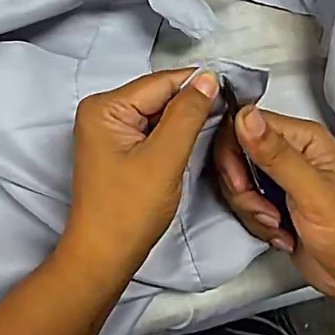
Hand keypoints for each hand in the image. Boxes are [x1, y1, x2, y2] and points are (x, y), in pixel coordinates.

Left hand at [62, 68, 220, 280]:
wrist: (104, 255)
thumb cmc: (128, 211)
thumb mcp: (164, 158)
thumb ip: (187, 115)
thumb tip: (208, 80)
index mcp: (104, 107)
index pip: (160, 82)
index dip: (197, 83)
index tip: (233, 86)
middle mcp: (101, 111)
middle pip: (157, 95)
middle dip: (191, 102)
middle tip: (230, 107)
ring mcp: (107, 129)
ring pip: (157, 112)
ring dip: (184, 118)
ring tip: (217, 122)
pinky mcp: (116, 146)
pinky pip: (150, 129)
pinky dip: (172, 133)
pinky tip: (192, 138)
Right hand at [212, 106, 334, 304]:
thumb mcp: (315, 194)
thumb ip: (277, 155)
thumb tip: (246, 117)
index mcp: (304, 137)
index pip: (245, 124)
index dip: (234, 152)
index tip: (241, 182)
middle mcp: (290, 151)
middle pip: (235, 153)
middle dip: (242, 188)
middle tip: (263, 209)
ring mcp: (281, 178)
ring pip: (237, 181)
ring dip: (250, 209)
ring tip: (279, 224)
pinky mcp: (274, 201)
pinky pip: (243, 203)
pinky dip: (256, 222)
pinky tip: (282, 234)